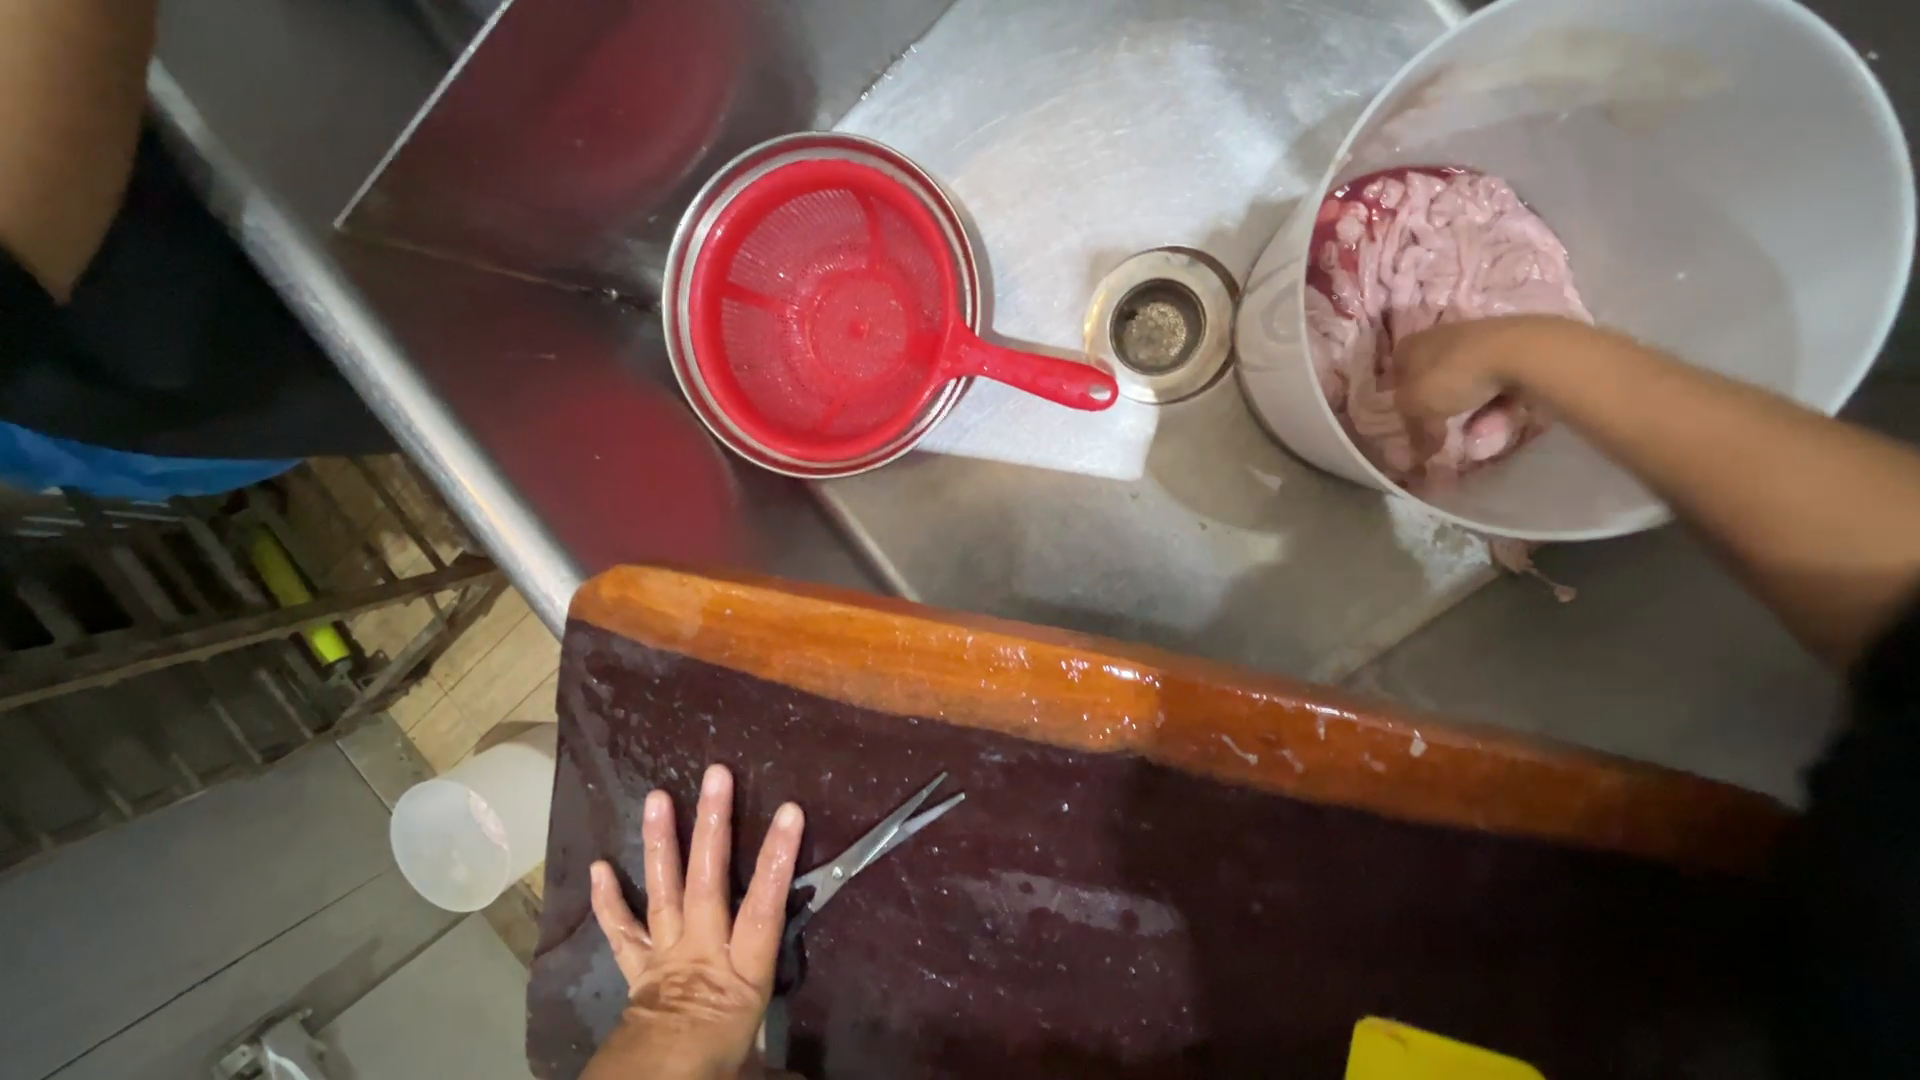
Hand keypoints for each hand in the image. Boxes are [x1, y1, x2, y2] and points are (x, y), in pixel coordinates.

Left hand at [581, 764, 804, 1079]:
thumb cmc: (714, 1065)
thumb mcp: (756, 1054)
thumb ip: (778, 1052)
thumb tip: (804, 1074)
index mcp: (742, 970)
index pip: (765, 906)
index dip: (777, 858)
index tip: (790, 811)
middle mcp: (703, 949)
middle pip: (709, 881)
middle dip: (715, 826)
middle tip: (717, 776)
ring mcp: (667, 952)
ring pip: (666, 889)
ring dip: (663, 842)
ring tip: (658, 797)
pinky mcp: (640, 964)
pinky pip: (622, 929)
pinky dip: (609, 898)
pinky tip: (598, 865)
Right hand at [1393, 315, 1596, 419]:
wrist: (1521, 351)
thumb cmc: (1454, 376)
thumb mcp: (1418, 409)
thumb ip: (1413, 430)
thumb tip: (1419, 451)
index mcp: (1409, 346)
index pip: (1395, 375)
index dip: (1401, 401)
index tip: (1411, 422)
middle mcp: (1439, 336)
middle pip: (1431, 379)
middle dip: (1437, 406)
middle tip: (1442, 429)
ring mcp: (1476, 338)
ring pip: (1463, 381)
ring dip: (1469, 406)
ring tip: (1478, 427)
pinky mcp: (1508, 345)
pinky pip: (1493, 379)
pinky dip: (1494, 399)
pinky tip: (1500, 413)